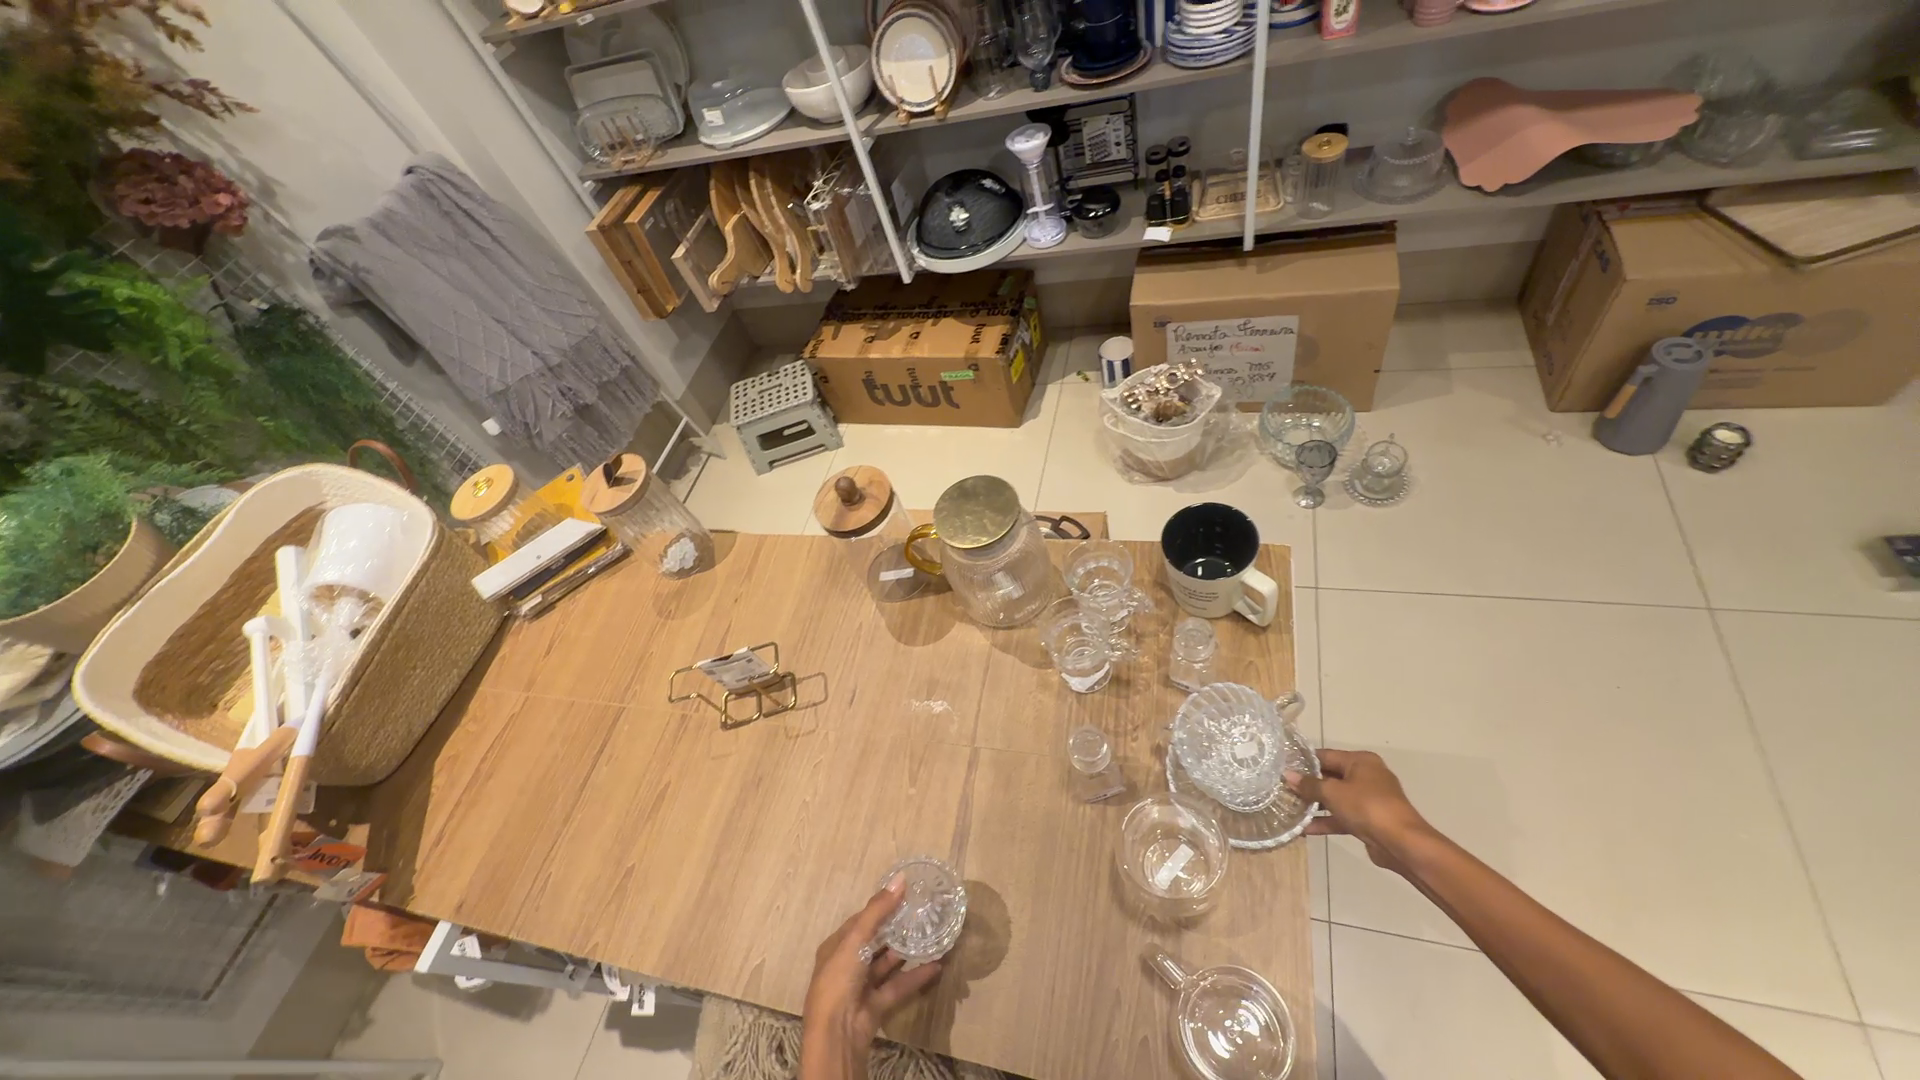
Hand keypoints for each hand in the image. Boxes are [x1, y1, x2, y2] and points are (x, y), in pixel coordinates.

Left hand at [801, 877, 943, 1079]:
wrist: (837, 1031)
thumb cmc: (840, 977)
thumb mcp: (856, 939)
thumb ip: (878, 910)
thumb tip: (901, 879)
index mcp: (836, 947)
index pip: (860, 921)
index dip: (880, 907)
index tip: (904, 895)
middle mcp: (848, 964)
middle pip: (874, 942)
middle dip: (895, 929)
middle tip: (922, 914)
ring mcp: (862, 986)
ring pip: (887, 964)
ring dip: (906, 952)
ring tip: (930, 936)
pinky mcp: (876, 1004)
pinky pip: (898, 985)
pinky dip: (915, 976)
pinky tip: (935, 965)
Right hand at [1286, 748, 1435, 873]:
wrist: (1401, 843)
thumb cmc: (1367, 807)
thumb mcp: (1333, 792)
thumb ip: (1309, 785)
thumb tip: (1287, 775)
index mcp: (1361, 761)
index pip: (1326, 755)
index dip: (1303, 762)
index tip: (1282, 767)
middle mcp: (1366, 776)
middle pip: (1330, 777)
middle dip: (1307, 785)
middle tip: (1281, 789)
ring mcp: (1368, 800)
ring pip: (1335, 798)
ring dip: (1314, 805)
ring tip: (1288, 808)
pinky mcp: (1367, 820)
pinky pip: (1342, 817)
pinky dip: (1325, 821)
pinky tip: (1304, 829)